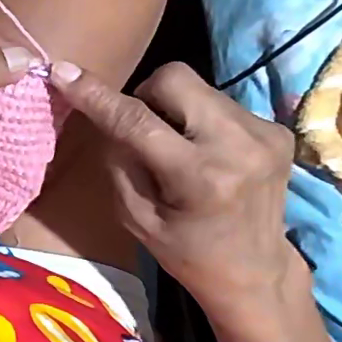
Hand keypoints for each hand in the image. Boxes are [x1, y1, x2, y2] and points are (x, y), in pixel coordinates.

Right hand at [49, 61, 305, 328]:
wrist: (255, 269)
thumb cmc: (185, 250)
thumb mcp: (134, 216)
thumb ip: (118, 160)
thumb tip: (104, 110)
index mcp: (199, 177)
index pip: (136, 121)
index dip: (96, 95)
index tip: (63, 72)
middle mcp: (238, 145)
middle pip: (174, 78)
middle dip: (145, 94)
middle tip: (141, 129)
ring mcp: (264, 132)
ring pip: (196, 86)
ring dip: (173, 108)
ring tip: (177, 147)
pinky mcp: (277, 127)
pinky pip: (218, 100)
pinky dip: (197, 118)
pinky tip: (203, 151)